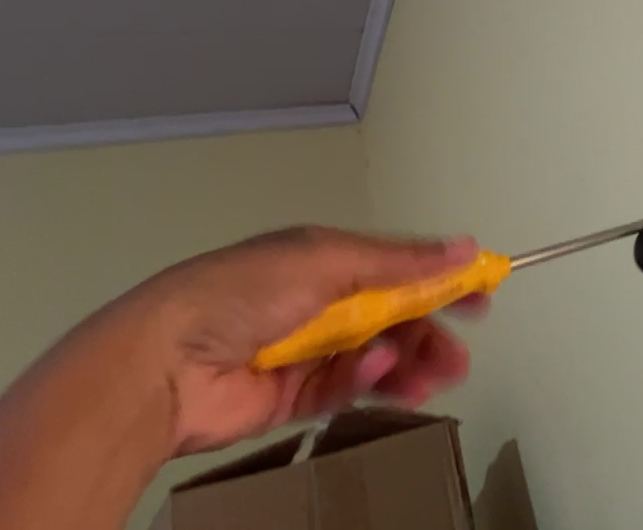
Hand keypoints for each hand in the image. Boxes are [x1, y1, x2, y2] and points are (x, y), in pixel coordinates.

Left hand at [108, 226, 479, 454]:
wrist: (160, 366)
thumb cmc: (250, 293)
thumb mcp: (330, 260)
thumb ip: (402, 262)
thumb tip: (468, 247)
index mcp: (327, 259)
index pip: (400, 267)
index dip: (442, 278)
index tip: (482, 293)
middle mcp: (321, 301)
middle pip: (394, 315)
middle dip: (431, 330)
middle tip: (464, 351)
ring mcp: (307, 350)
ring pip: (378, 354)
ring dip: (411, 362)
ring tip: (440, 377)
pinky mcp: (294, 396)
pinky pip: (346, 385)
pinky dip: (369, 380)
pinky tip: (383, 376)